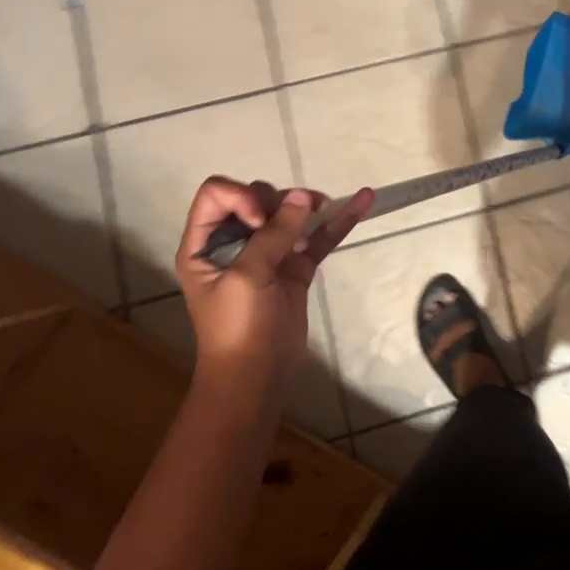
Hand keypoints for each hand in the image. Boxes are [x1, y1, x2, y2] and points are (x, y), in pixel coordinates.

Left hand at [175, 176, 373, 389]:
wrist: (256, 373)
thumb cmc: (236, 325)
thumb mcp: (247, 277)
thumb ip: (273, 235)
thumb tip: (301, 197)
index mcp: (205, 244)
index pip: (218, 196)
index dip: (242, 197)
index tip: (261, 221)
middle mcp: (235, 243)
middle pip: (258, 199)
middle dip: (280, 201)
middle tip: (294, 223)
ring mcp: (268, 254)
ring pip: (290, 213)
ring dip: (309, 205)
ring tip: (325, 207)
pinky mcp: (296, 267)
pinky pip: (319, 237)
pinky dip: (340, 221)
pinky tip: (364, 200)